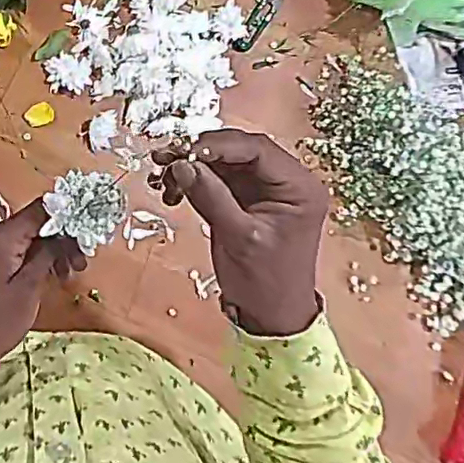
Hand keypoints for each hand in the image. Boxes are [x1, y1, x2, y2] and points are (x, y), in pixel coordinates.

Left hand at [0, 201, 85, 377]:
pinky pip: (27, 246)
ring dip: (58, 248)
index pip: (43, 208)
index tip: (89, 229)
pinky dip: (44, 255)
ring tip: (73, 271)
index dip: (69, 214)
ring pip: (37, 234)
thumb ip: (49, 252)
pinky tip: (58, 273)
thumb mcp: (29, 286)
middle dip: (65, 236)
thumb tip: (70, 228)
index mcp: (4, 235)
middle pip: (41, 220)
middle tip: (82, 259)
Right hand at [153, 130, 331, 336]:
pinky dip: (196, 178)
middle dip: (202, 152)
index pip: (257, 149)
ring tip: (164, 172)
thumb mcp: (239, 238)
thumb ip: (212, 196)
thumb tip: (183, 165)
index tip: (187, 151)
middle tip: (169, 158)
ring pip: (226, 161)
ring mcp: (267, 188)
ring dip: (194, 164)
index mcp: (299, 186)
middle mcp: (287, 180)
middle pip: (240, 149)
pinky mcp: (248, 198)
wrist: (272, 317)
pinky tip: (173, 187)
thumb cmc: (267, 283)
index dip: (219, 144)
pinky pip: (220, 177)